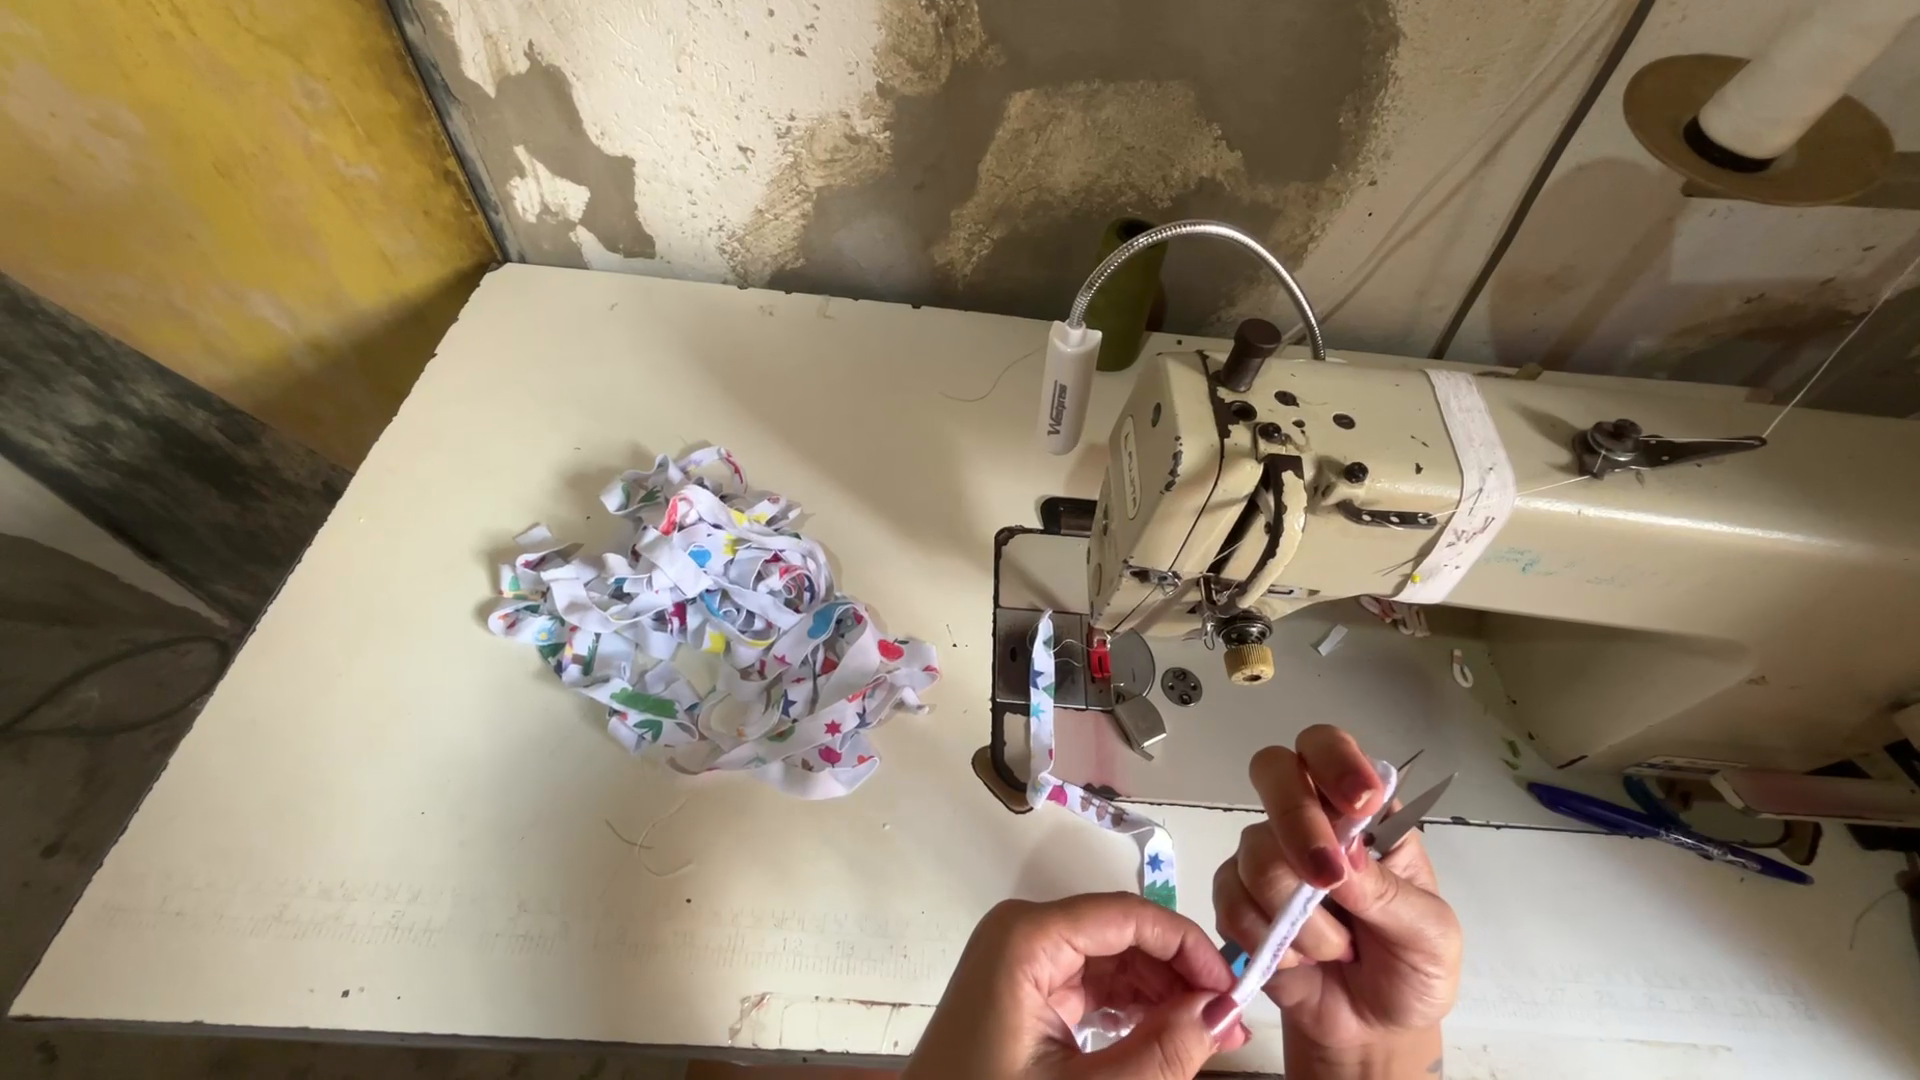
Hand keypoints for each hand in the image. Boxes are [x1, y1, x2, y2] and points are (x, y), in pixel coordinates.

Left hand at [903, 893, 1251, 1079]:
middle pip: (1120, 933)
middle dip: (1177, 973)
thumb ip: (1159, 1053)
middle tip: (1230, 1021)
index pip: (1125, 915)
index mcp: (1028, 936)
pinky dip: (1132, 1008)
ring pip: (1111, 958)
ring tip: (1210, 1033)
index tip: (1235, 988)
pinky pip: (1092, 983)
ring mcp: (1024, 957)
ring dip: (1160, 992)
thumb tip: (1222, 1012)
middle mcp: (1025, 931)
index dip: (1185, 944)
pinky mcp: (1028, 986)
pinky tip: (1168, 1034)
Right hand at [1211, 726, 1460, 1076]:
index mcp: (1359, 814)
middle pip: (1272, 770)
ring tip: (1335, 950)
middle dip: (1296, 819)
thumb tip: (1345, 853)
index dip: (1334, 760)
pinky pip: (1232, 900)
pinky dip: (1269, 940)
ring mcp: (1266, 854)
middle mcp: (1307, 820)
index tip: (1357, 800)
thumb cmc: (1410, 970)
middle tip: (1326, 877)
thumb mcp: (1431, 938)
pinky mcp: (1236, 895)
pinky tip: (1298, 960)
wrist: (1369, 1029)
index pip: (1329, 748)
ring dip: (1299, 915)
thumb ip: (1392, 896)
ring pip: (1255, 851)